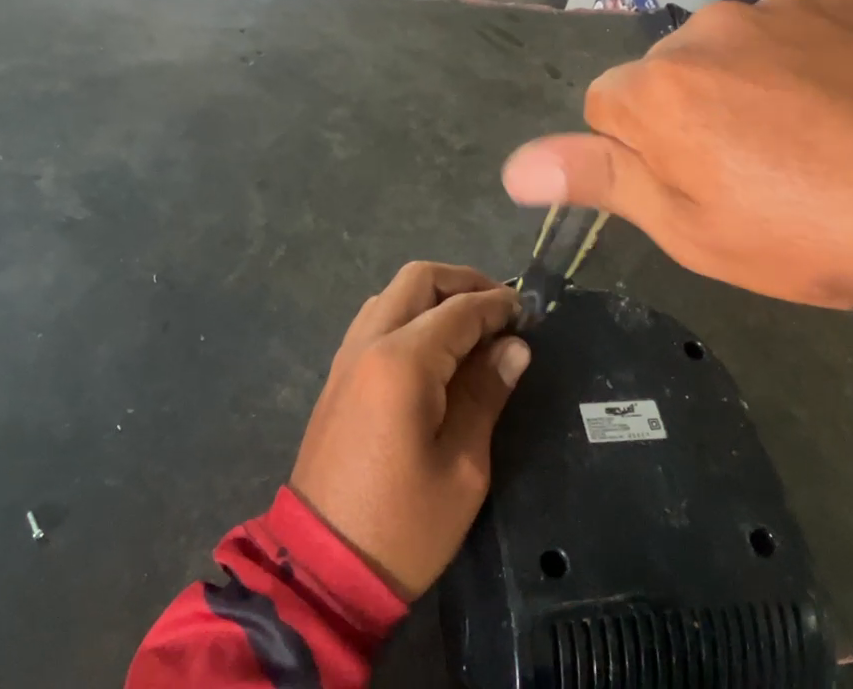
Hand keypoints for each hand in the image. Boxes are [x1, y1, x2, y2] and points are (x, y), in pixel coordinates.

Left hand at [290, 262, 530, 598]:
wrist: (321, 571)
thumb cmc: (403, 525)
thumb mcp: (463, 466)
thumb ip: (486, 394)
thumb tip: (514, 347)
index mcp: (401, 362)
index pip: (459, 309)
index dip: (499, 305)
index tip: (530, 314)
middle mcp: (368, 345)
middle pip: (417, 280)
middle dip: (464, 283)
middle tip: (502, 311)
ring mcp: (346, 360)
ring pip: (391, 297)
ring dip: (433, 298)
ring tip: (474, 330)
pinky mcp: (337, 380)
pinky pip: (375, 324)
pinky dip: (409, 318)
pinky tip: (437, 351)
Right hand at [501, 0, 852, 308]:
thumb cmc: (805, 236)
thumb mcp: (690, 229)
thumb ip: (599, 180)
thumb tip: (513, 167)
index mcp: (657, 91)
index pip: (604, 110)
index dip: (640, 156)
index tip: (695, 190)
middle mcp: (704, 30)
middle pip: (664, 74)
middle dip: (686, 116)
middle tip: (754, 173)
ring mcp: (778, 7)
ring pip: (726, 49)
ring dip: (742, 85)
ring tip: (807, 140)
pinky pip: (787, 30)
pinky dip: (798, 61)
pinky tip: (844, 105)